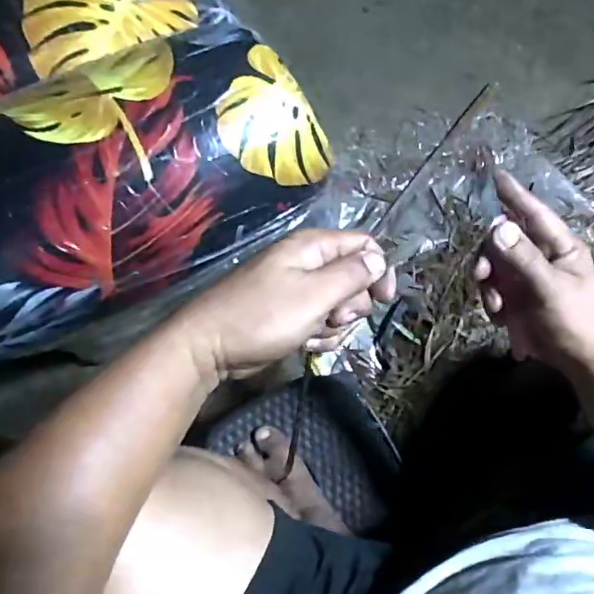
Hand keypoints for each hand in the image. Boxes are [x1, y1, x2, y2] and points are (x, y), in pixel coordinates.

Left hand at [177, 228, 395, 376]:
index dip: (379, 270)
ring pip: (340, 305)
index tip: (384, 299)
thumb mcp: (315, 295)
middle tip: (334, 318)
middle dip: (352, 304)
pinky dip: (319, 334)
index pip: (365, 246)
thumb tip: (379, 261)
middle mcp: (307, 263)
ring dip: (335, 325)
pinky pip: (322, 321)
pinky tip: (305, 343)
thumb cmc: (263, 317)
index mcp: (312, 247)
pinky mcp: (291, 313)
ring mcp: (298, 290)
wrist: (209, 347)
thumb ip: (352, 275)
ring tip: (312, 333)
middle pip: (355, 278)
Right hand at [473, 169, 593, 376]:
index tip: (495, 174)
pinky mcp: (519, 301)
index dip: (514, 194)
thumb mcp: (551, 288)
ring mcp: (529, 279)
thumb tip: (497, 226)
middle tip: (481, 274)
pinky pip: (495, 291)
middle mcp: (542, 257)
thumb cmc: (578, 321)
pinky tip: (502, 320)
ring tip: (497, 308)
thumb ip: (524, 258)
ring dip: (489, 286)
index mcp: (560, 247)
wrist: (585, 363)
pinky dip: (493, 304)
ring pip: (495, 268)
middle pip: (504, 240)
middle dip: (489, 257)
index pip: (534, 212)